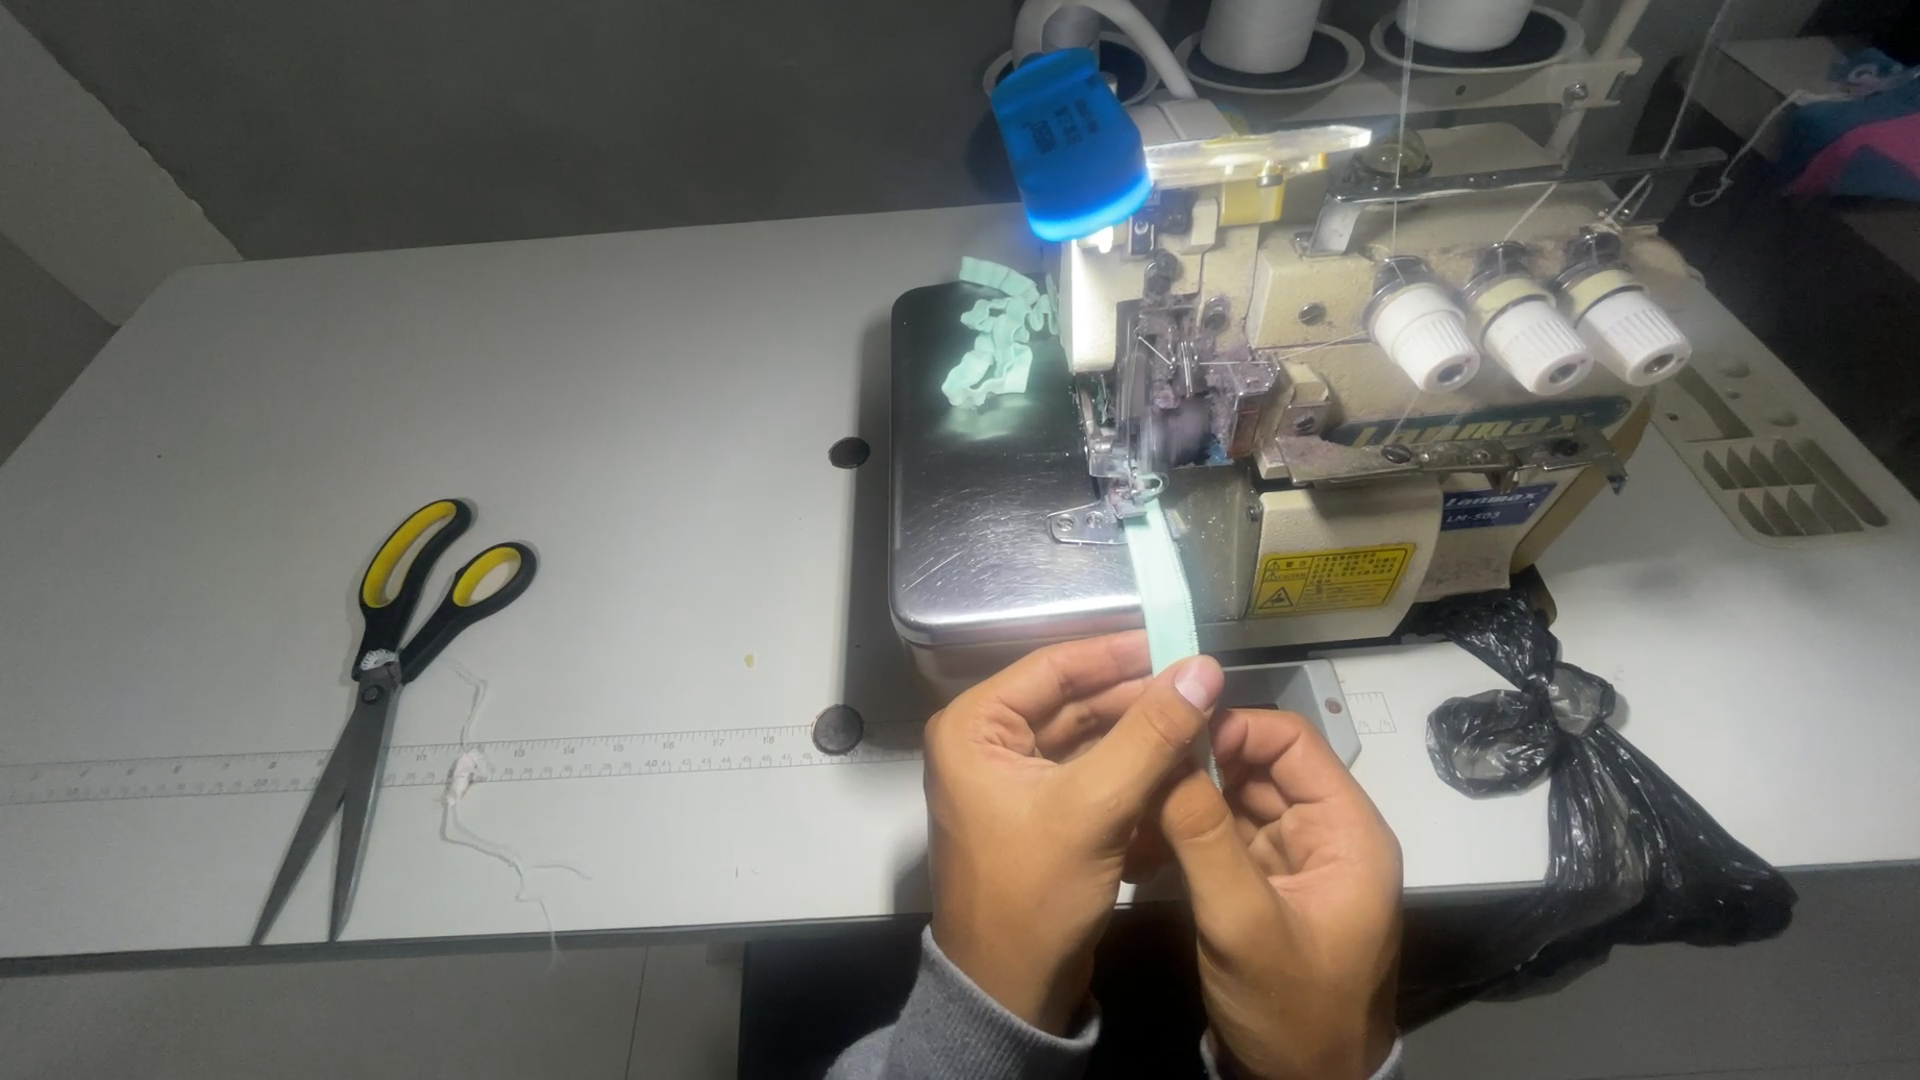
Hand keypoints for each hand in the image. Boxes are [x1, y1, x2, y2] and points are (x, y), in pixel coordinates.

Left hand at [925, 632, 1223, 1033]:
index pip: (1053, 667)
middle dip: (1136, 697)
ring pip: (1086, 736)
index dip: (1118, 653)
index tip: (1177, 644)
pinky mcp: (1037, 807)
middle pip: (1073, 700)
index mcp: (975, 726)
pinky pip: (1087, 770)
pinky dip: (1128, 767)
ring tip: (1197, 721)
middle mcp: (987, 741)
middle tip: (1199, 688)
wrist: (1010, 994)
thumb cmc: (1034, 895)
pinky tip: (1175, 761)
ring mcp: (1012, 775)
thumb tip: (1202, 669)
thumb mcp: (1095, 807)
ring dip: (1138, 732)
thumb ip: (1151, 735)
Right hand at [1158, 708, 1402, 1079]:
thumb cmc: (1291, 1012)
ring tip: (1134, 796)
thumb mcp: (1243, 923)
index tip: (1172, 740)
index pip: (1291, 743)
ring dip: (1185, 794)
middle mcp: (1322, 831)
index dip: (1232, 729)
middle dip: (1198, 762)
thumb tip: (1166, 754)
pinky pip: (1220, 828)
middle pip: (1256, 764)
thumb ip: (1203, 834)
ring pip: (1232, 793)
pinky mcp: (1261, 876)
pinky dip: (1184, 826)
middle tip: (1139, 765)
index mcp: (1346, 831)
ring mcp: (1290, 854)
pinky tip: (1143, 833)